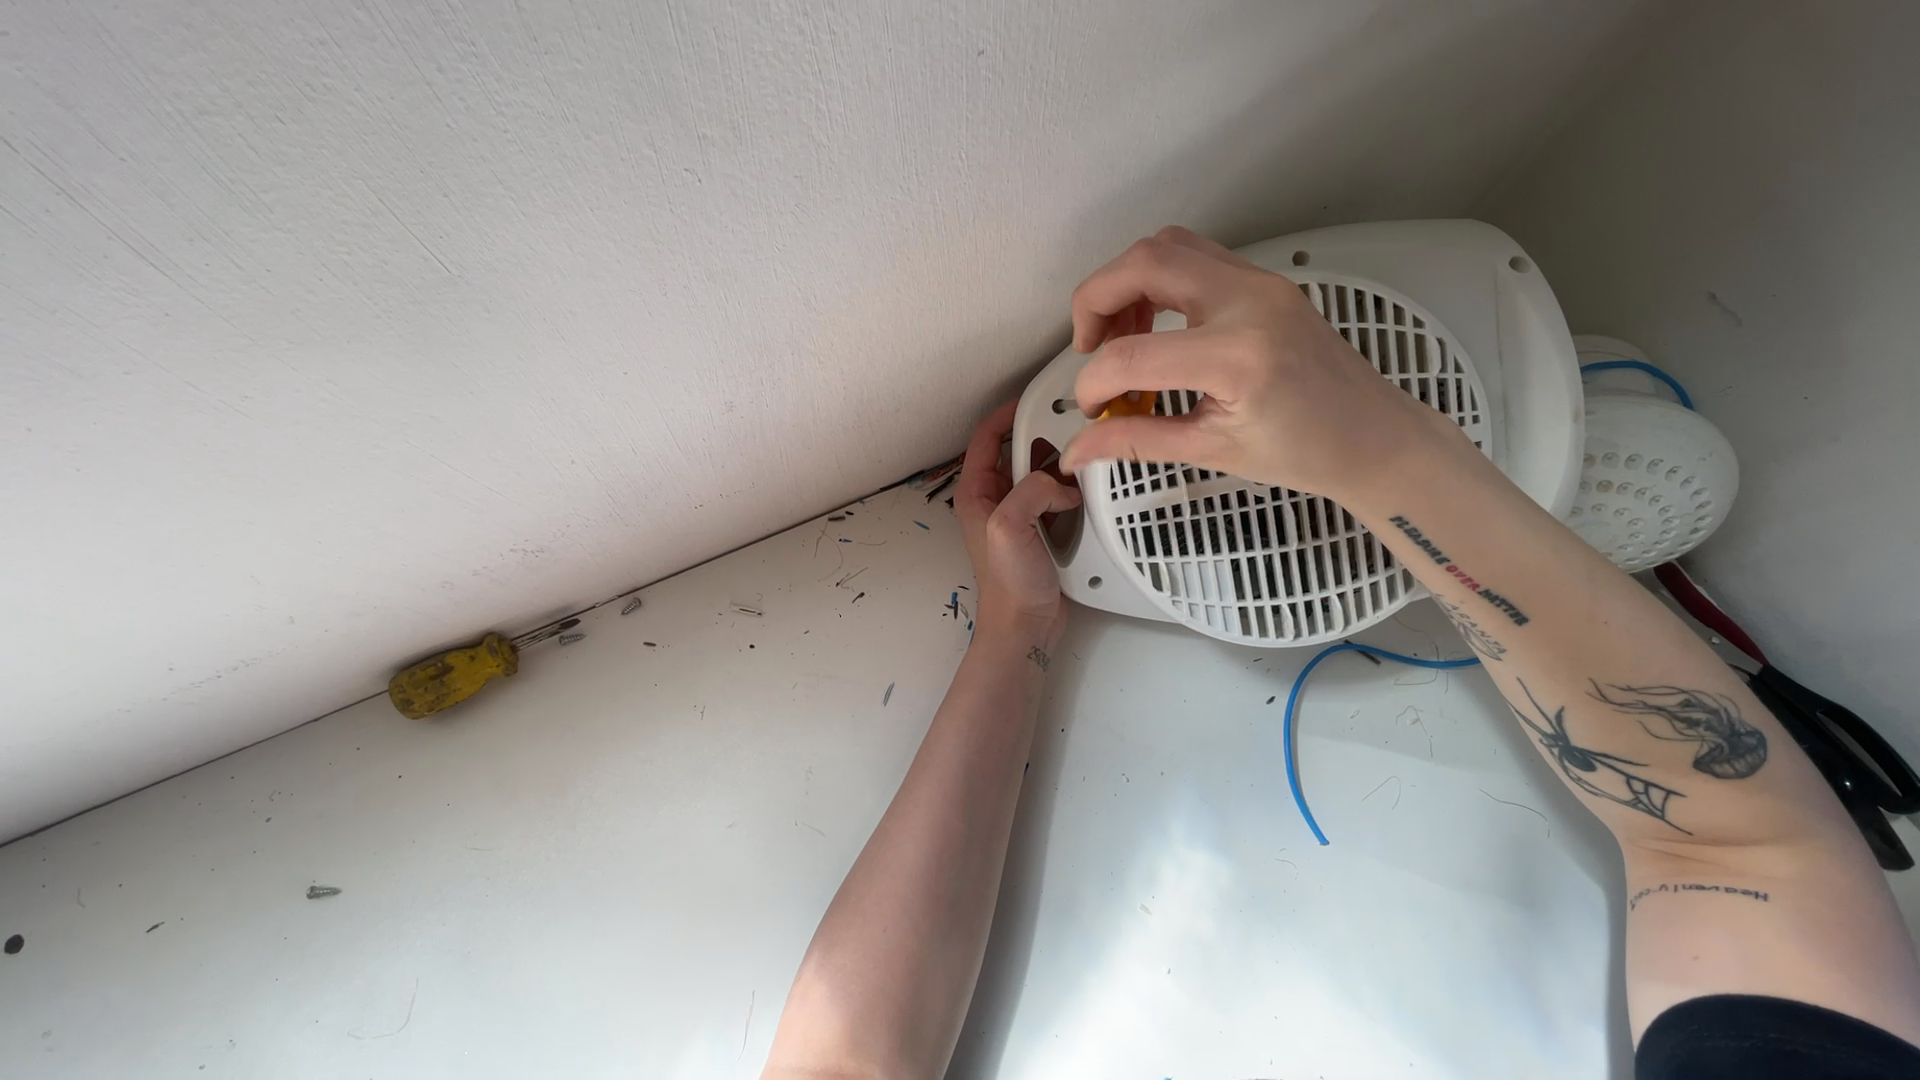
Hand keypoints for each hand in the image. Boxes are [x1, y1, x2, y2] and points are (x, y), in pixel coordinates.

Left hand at [954, 402, 1081, 638]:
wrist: (1025, 625)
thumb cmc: (1008, 583)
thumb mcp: (1010, 527)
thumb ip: (1032, 491)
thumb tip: (1061, 483)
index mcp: (976, 493)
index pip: (986, 438)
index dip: (1009, 415)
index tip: (1037, 402)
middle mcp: (995, 500)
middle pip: (1018, 452)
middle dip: (1043, 441)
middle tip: (1069, 432)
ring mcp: (1019, 516)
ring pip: (1040, 474)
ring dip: (1060, 467)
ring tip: (1081, 461)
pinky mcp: (1041, 531)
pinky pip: (1057, 498)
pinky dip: (1070, 492)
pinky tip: (1086, 493)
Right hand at [1056, 226, 1457, 500]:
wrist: (1373, 437)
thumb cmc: (1305, 452)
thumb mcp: (1210, 450)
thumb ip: (1134, 441)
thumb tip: (1075, 450)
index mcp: (1237, 356)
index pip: (1131, 354)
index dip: (1093, 383)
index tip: (1093, 410)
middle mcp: (1249, 301)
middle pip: (1142, 262)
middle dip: (1094, 301)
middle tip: (1087, 347)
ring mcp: (1261, 282)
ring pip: (1167, 245)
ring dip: (1126, 282)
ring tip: (1120, 335)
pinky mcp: (1265, 280)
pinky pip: (1195, 255)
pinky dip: (1157, 279)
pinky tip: (1155, 325)